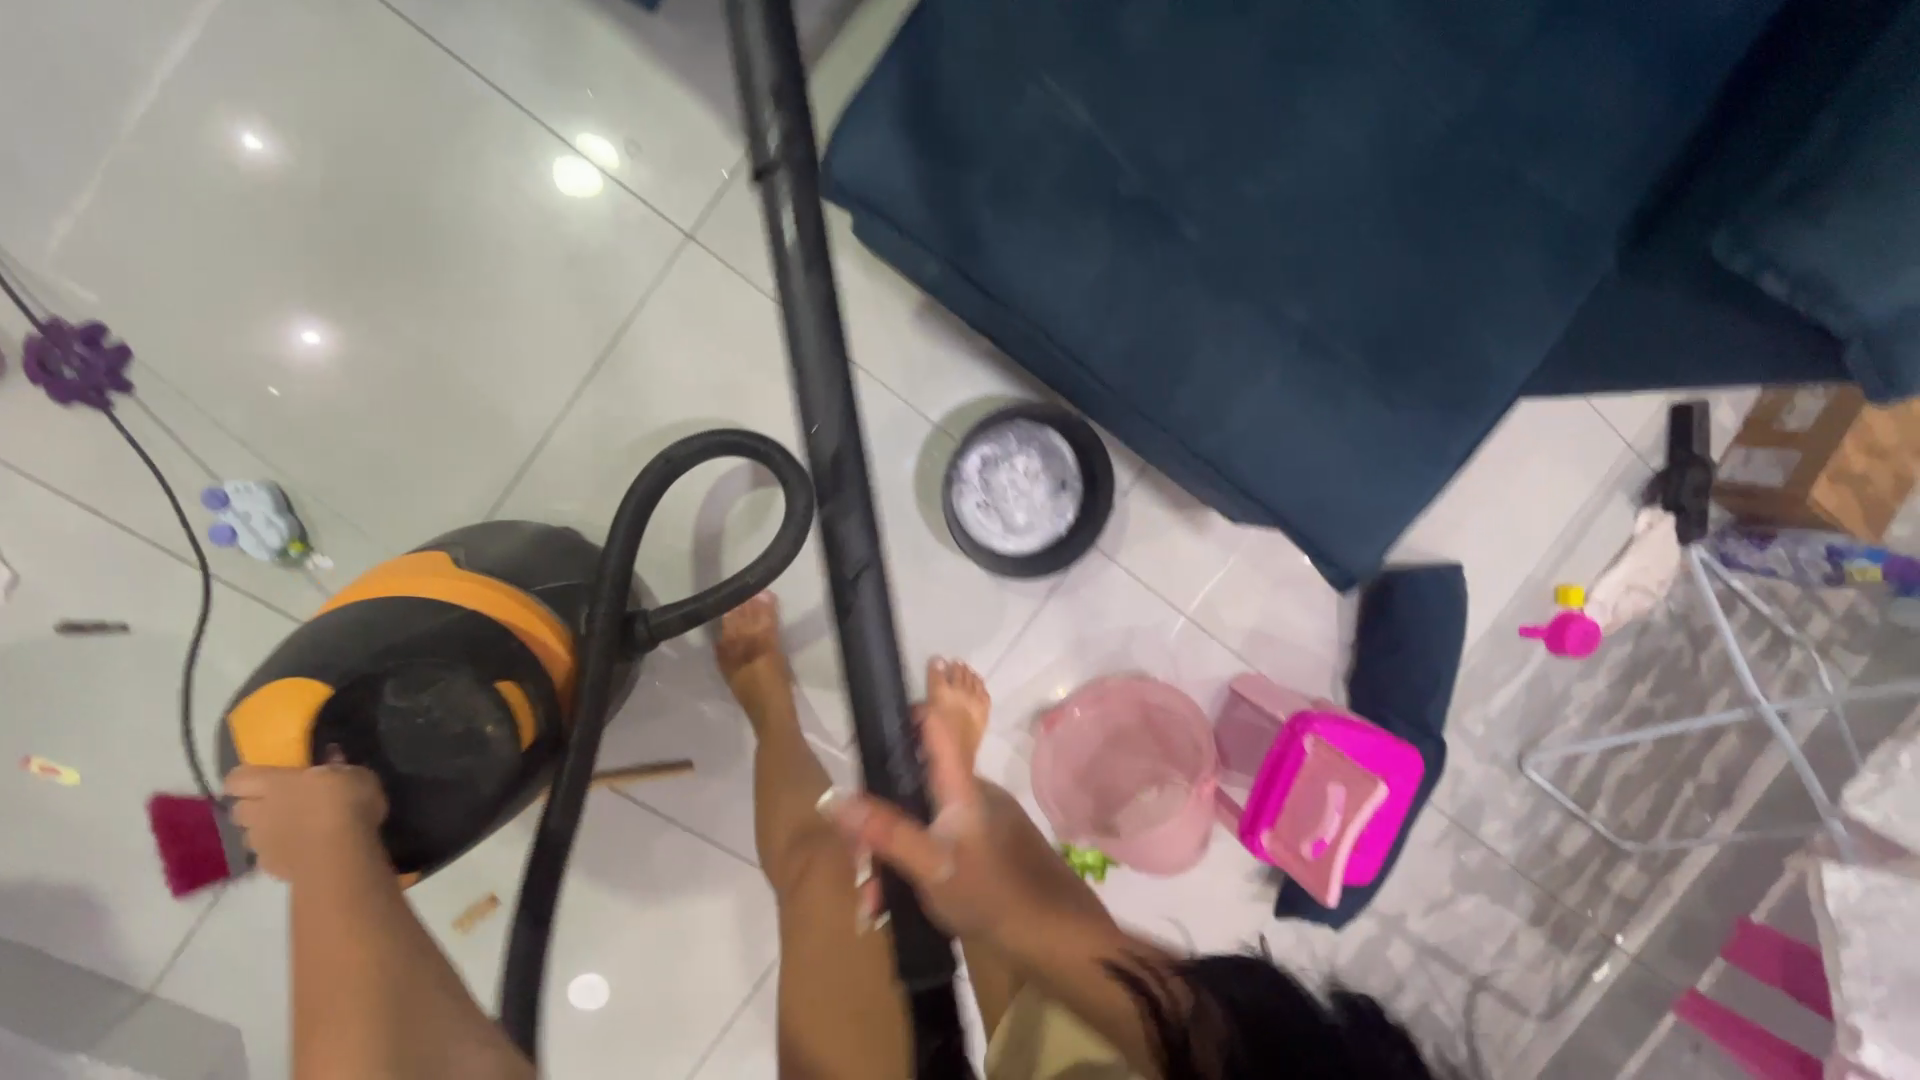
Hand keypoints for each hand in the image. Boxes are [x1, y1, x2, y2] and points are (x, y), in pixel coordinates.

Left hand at [225, 749, 387, 882]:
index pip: (238, 778)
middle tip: (280, 803)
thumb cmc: (349, 804)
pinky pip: (267, 855)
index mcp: (276, 783)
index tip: (264, 777)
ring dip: (265, 830)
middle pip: (238, 808)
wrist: (341, 854)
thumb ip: (338, 767)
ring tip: (293, 829)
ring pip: (251, 834)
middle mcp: (259, 812)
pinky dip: (280, 850)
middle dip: (254, 806)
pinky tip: (303, 849)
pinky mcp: (269, 865)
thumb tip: (331, 757)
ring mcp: (261, 841)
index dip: (246, 778)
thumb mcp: (357, 775)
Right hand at [824, 704, 1106, 942]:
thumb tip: (833, 799)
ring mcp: (979, 821)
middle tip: (859, 869)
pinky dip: (916, 867)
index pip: (937, 727)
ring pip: (923, 823)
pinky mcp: (986, 846)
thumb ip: (884, 833)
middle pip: (914, 787)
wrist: (1054, 933)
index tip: (877, 720)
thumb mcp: (929, 866)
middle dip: (878, 825)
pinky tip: (898, 903)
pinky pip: (940, 844)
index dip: (911, 710)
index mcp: (960, 787)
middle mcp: (970, 794)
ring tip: (874, 902)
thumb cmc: (991, 892)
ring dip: (893, 857)